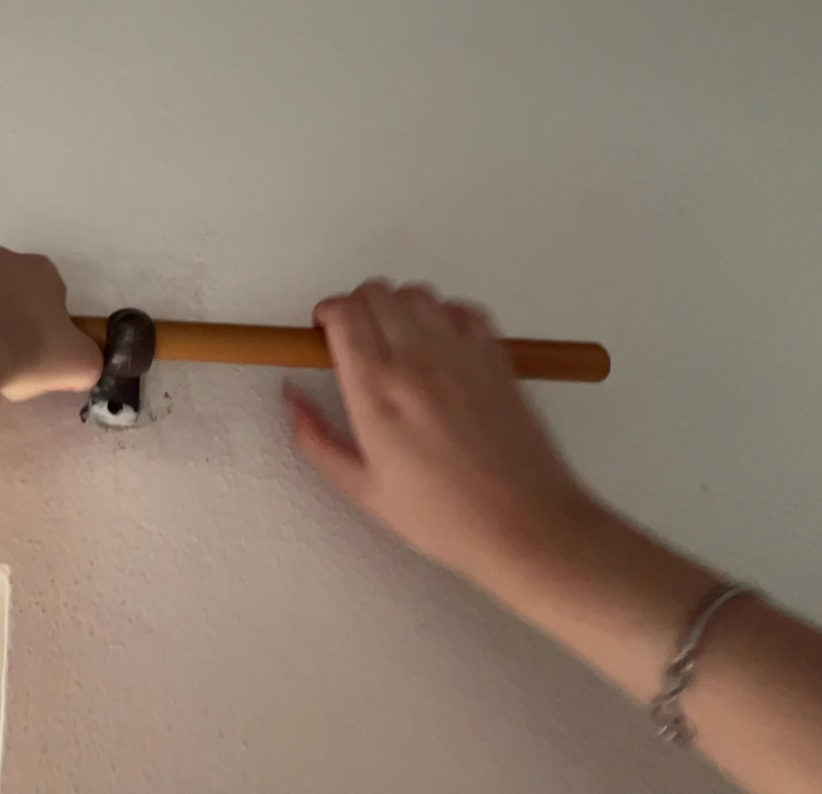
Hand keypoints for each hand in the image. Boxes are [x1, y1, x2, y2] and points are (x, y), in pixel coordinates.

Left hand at [0, 247, 101, 400]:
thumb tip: (83, 359)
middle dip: (4, 315)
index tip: (31, 353)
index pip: (47, 296)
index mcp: (41, 270)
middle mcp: (2, 255)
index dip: (40, 326)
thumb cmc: (25, 353)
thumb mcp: (78, 364)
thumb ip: (88, 357)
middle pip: (6, 288)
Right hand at [287, 280, 605, 581]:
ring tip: (395, 339)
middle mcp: (416, 360)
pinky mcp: (498, 360)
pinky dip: (443, 315)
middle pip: (377, 292)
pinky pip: (463, 309)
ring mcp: (462, 355)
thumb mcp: (360, 488)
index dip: (326, 313)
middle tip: (354, 336)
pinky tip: (439, 344)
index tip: (323, 335)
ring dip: (397, 306)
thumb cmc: (441, 515)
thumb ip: (314, 438)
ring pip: (417, 293)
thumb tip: (291, 396)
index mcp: (376, 390)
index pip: (344, 313)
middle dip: (356, 305)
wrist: (530, 529)